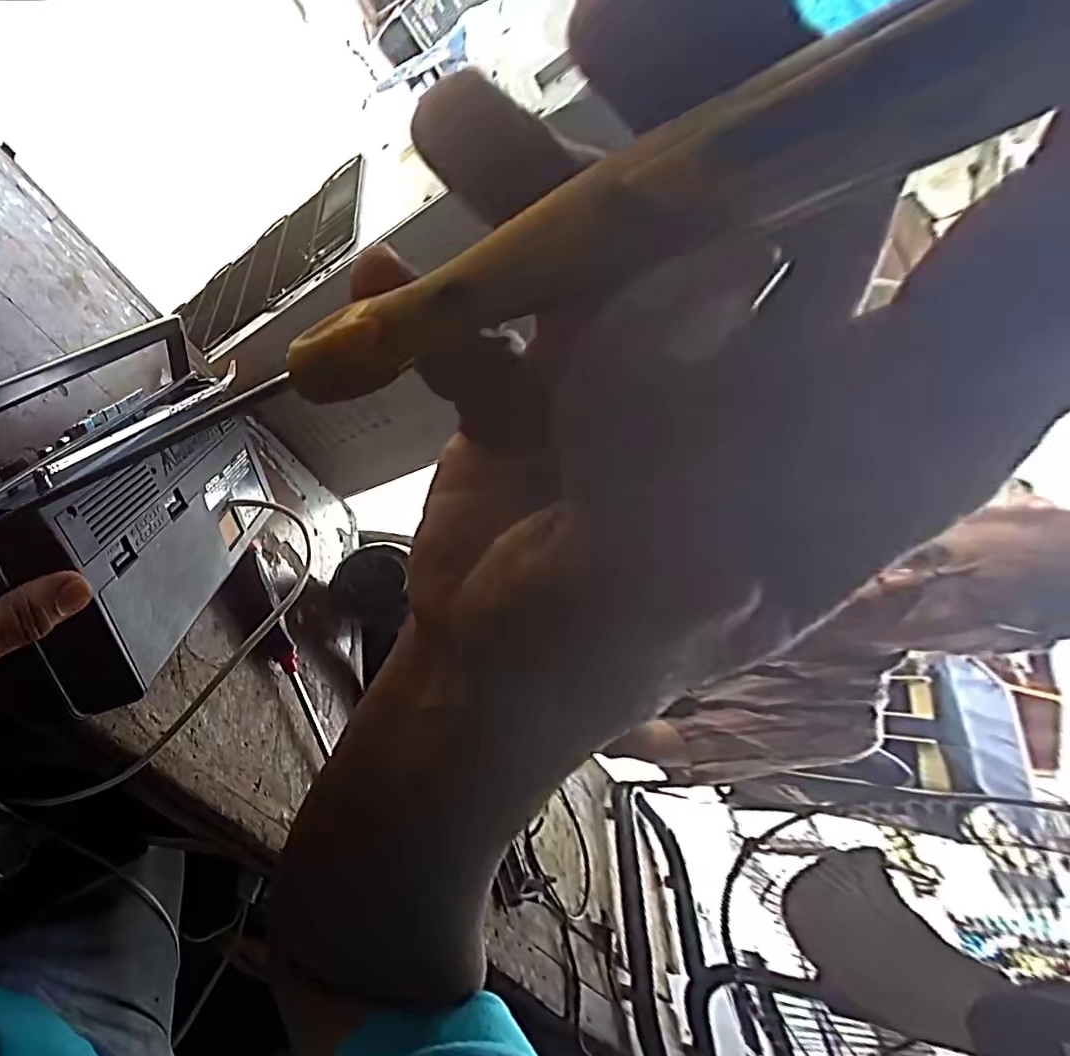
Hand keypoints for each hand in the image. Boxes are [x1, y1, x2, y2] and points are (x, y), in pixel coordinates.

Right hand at [370, 75, 1069, 745]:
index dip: (1001, 97)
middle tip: (617, 11)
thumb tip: (687, 277)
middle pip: (769, 195)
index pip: (1016, 242)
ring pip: (598, 251)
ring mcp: (643, 371)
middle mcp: (771, 367)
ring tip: (446, 119)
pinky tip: (378, 284)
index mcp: (879, 420)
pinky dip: (430, 310)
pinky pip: (488, 331)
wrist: (482, 663)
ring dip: (520, 190)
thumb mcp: (647, 581)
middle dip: (705, 96)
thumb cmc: (584, 653)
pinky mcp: (543, 387)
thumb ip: (670, 445)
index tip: (941, 24)